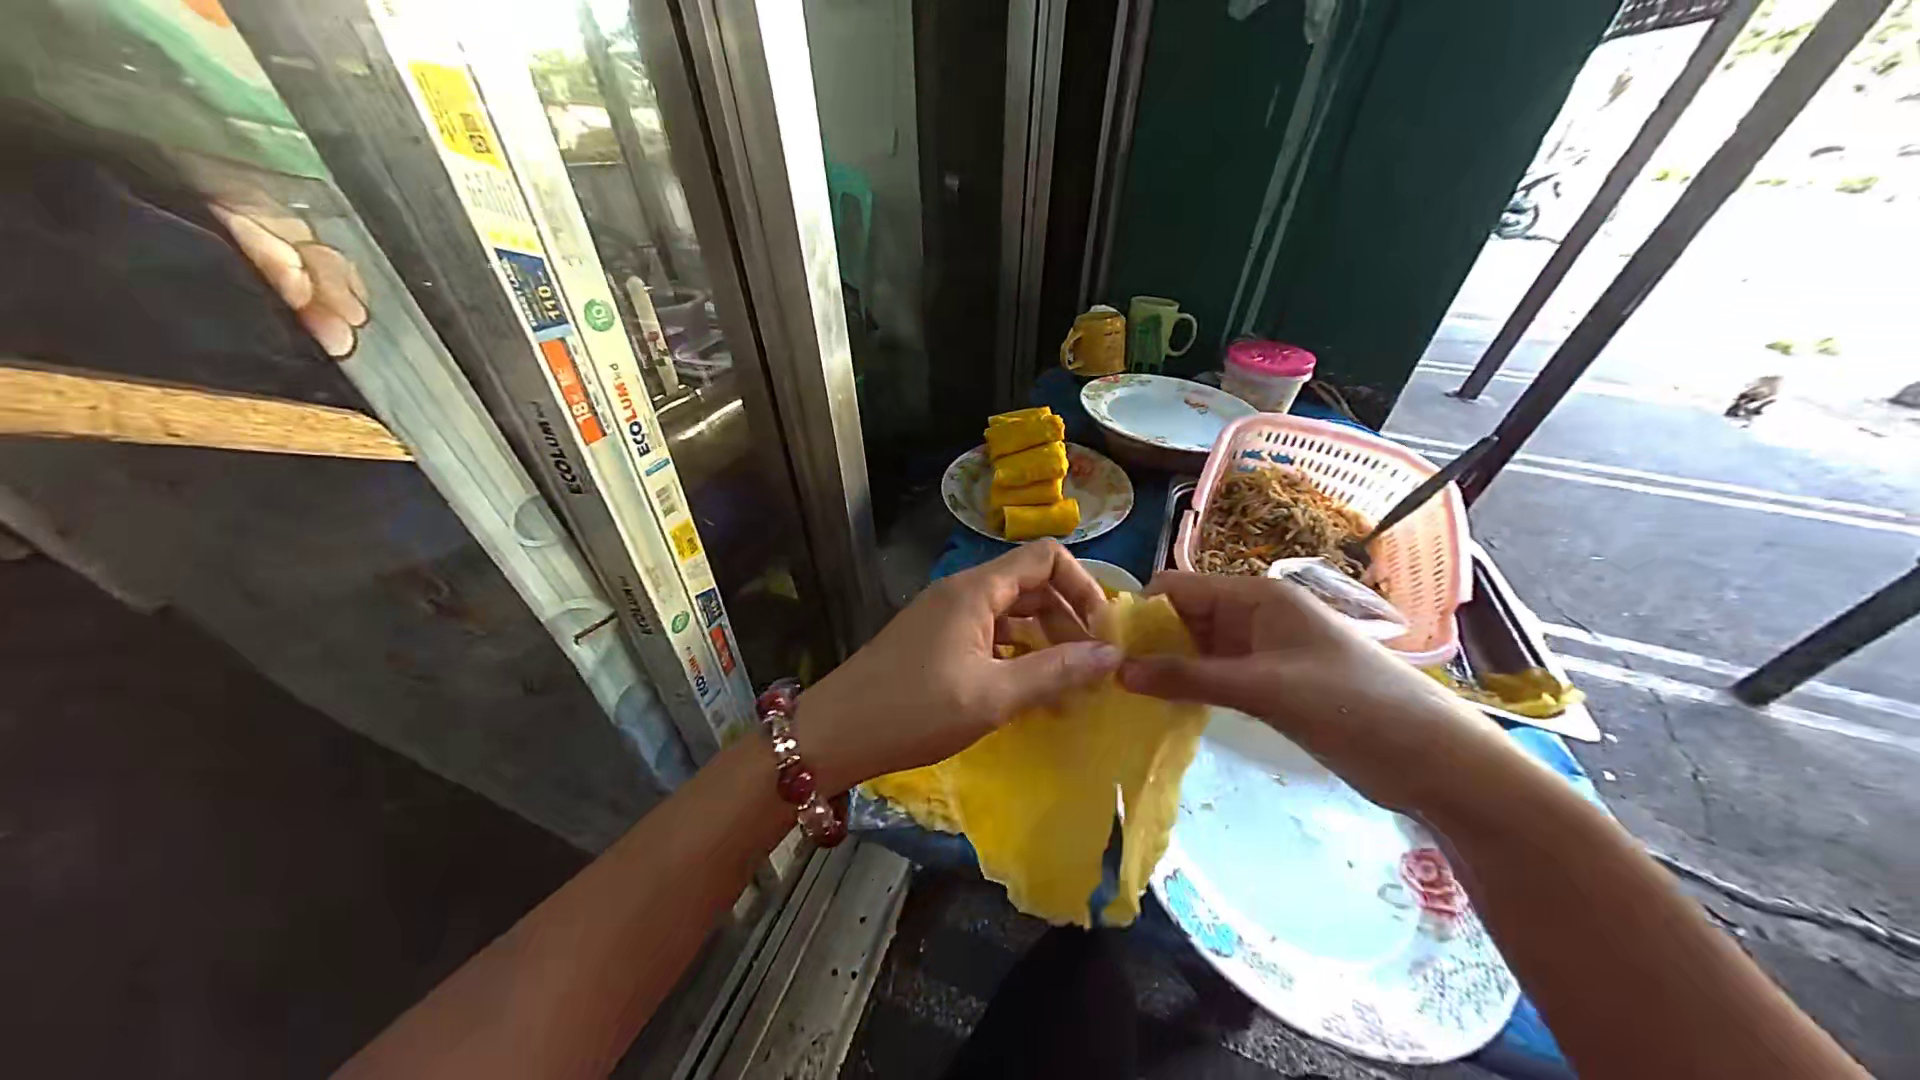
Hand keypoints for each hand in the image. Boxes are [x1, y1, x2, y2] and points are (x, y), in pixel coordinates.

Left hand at [796, 541, 1124, 792]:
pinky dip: (1016, 656)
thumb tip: (1111, 655)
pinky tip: (1029, 691)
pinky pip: (989, 635)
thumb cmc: (914, 711)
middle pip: (1031, 586)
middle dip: (1068, 621)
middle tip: (1091, 668)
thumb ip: (1055, 672)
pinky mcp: (936, 641)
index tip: (1102, 633)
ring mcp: (946, 616)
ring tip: (1068, 686)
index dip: (1083, 587)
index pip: (1046, 558)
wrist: (834, 734)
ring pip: (1011, 613)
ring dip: (1044, 642)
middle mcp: (962, 592)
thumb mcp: (992, 696)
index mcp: (976, 590)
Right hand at [1118, 571, 1517, 815]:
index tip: (1103, 649)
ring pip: (1197, 649)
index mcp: (1255, 596)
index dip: (1139, 612)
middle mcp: (1254, 615)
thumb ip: (1188, 677)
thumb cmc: (1349, 706)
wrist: (1432, 760)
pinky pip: (1215, 675)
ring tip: (1126, 696)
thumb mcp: (1263, 688)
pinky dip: (1190, 687)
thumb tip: (1118, 671)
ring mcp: (1262, 651)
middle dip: (1147, 643)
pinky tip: (1165, 708)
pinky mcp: (1270, 683)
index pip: (1177, 588)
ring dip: (1166, 667)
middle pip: (1183, 616)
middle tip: (1109, 680)